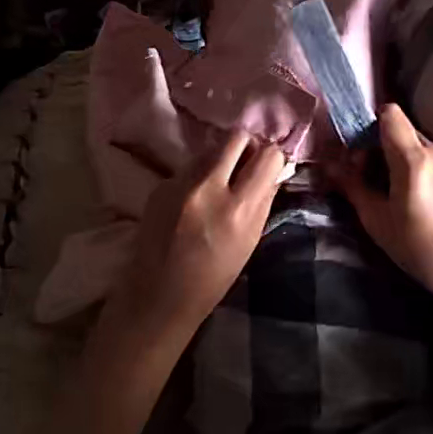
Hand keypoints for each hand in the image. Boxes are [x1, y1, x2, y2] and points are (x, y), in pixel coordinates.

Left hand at [114, 129, 285, 337]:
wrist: (158, 296)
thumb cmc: (214, 276)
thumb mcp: (250, 240)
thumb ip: (264, 199)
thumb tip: (274, 169)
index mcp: (237, 207)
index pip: (267, 156)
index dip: (273, 158)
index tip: (270, 167)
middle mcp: (207, 187)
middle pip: (236, 137)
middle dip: (248, 146)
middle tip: (247, 164)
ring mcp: (179, 184)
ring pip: (210, 148)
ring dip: (222, 158)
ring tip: (221, 182)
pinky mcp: (160, 185)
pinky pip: (189, 166)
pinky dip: (199, 175)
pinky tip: (196, 199)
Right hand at [337, 104, 432, 306]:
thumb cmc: (418, 247)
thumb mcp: (376, 219)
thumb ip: (351, 185)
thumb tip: (327, 165)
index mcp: (414, 159)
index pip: (389, 113)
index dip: (365, 122)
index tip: (351, 149)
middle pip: (396, 126)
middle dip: (372, 142)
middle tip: (358, 173)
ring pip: (407, 139)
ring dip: (387, 153)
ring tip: (376, 185)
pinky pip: (420, 152)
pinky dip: (402, 161)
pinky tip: (395, 190)